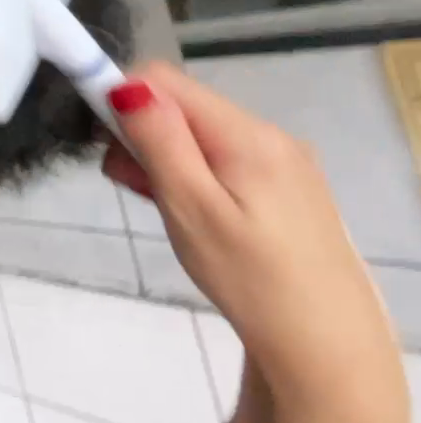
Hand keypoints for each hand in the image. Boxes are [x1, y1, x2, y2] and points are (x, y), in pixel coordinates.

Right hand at [102, 63, 402, 411]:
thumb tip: (125, 85)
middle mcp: (267, 136)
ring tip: (155, 201)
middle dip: (135, 132)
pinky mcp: (279, 184)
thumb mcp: (189, 205)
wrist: (321, 343)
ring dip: (156, 155)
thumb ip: (158, 140)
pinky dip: (182, 171)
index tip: (102, 142)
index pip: (162, 79)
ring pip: (190, 131)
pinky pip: (213, 155)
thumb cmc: (246, 274)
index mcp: (246, 136)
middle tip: (128, 182)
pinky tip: (182, 207)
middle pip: (175, 103)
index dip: (118, 97)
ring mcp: (278, 160)